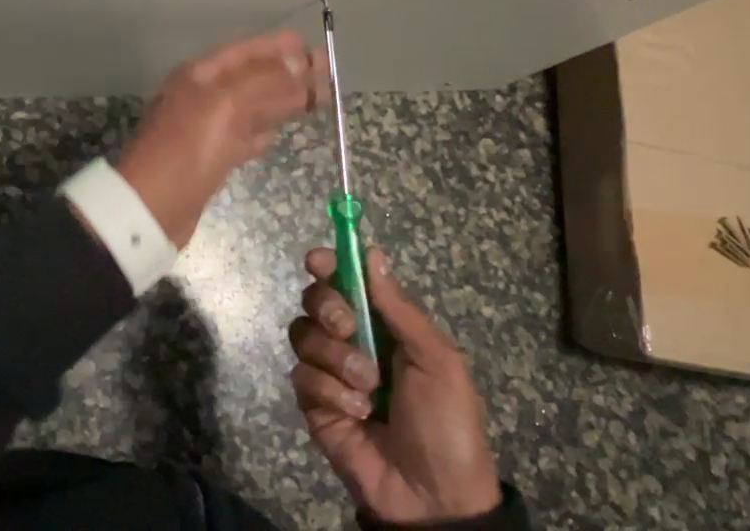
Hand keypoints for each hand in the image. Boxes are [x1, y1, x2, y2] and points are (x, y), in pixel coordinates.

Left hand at [115, 31, 319, 248]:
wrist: (152, 208)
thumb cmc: (188, 150)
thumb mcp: (226, 106)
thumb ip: (264, 81)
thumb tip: (299, 61)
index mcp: (200, 76)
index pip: (245, 52)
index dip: (278, 47)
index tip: (311, 46)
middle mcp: (203, 96)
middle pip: (252, 79)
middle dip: (288, 74)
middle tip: (328, 74)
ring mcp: (206, 129)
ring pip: (251, 108)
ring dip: (282, 102)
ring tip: (317, 99)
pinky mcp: (211, 159)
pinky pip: (242, 137)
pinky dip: (261, 132)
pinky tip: (277, 134)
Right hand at [289, 248, 501, 524]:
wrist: (434, 496)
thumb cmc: (446, 422)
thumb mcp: (437, 359)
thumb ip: (399, 308)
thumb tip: (372, 253)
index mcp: (383, 324)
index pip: (346, 281)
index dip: (329, 264)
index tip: (319, 260)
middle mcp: (351, 340)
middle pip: (314, 299)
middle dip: (328, 307)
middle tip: (349, 328)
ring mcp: (329, 372)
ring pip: (303, 335)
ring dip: (336, 358)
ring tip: (368, 389)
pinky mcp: (314, 404)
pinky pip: (303, 377)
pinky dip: (329, 391)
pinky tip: (356, 414)